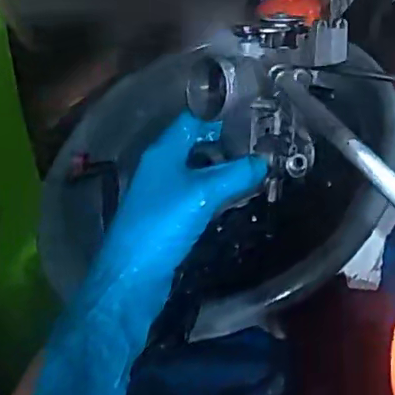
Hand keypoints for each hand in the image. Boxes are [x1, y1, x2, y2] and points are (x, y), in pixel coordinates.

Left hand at [29, 113, 265, 394]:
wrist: (131, 280)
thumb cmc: (162, 224)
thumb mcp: (203, 194)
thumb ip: (234, 175)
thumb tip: (263, 161)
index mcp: (163, 151)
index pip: (192, 119)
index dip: (220, 115)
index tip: (251, 116)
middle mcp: (160, 166)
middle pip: (196, 144)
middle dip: (226, 144)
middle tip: (260, 146)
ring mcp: (162, 193)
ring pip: (197, 171)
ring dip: (222, 170)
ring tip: (255, 171)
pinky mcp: (167, 218)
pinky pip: (196, 195)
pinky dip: (216, 193)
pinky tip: (236, 199)